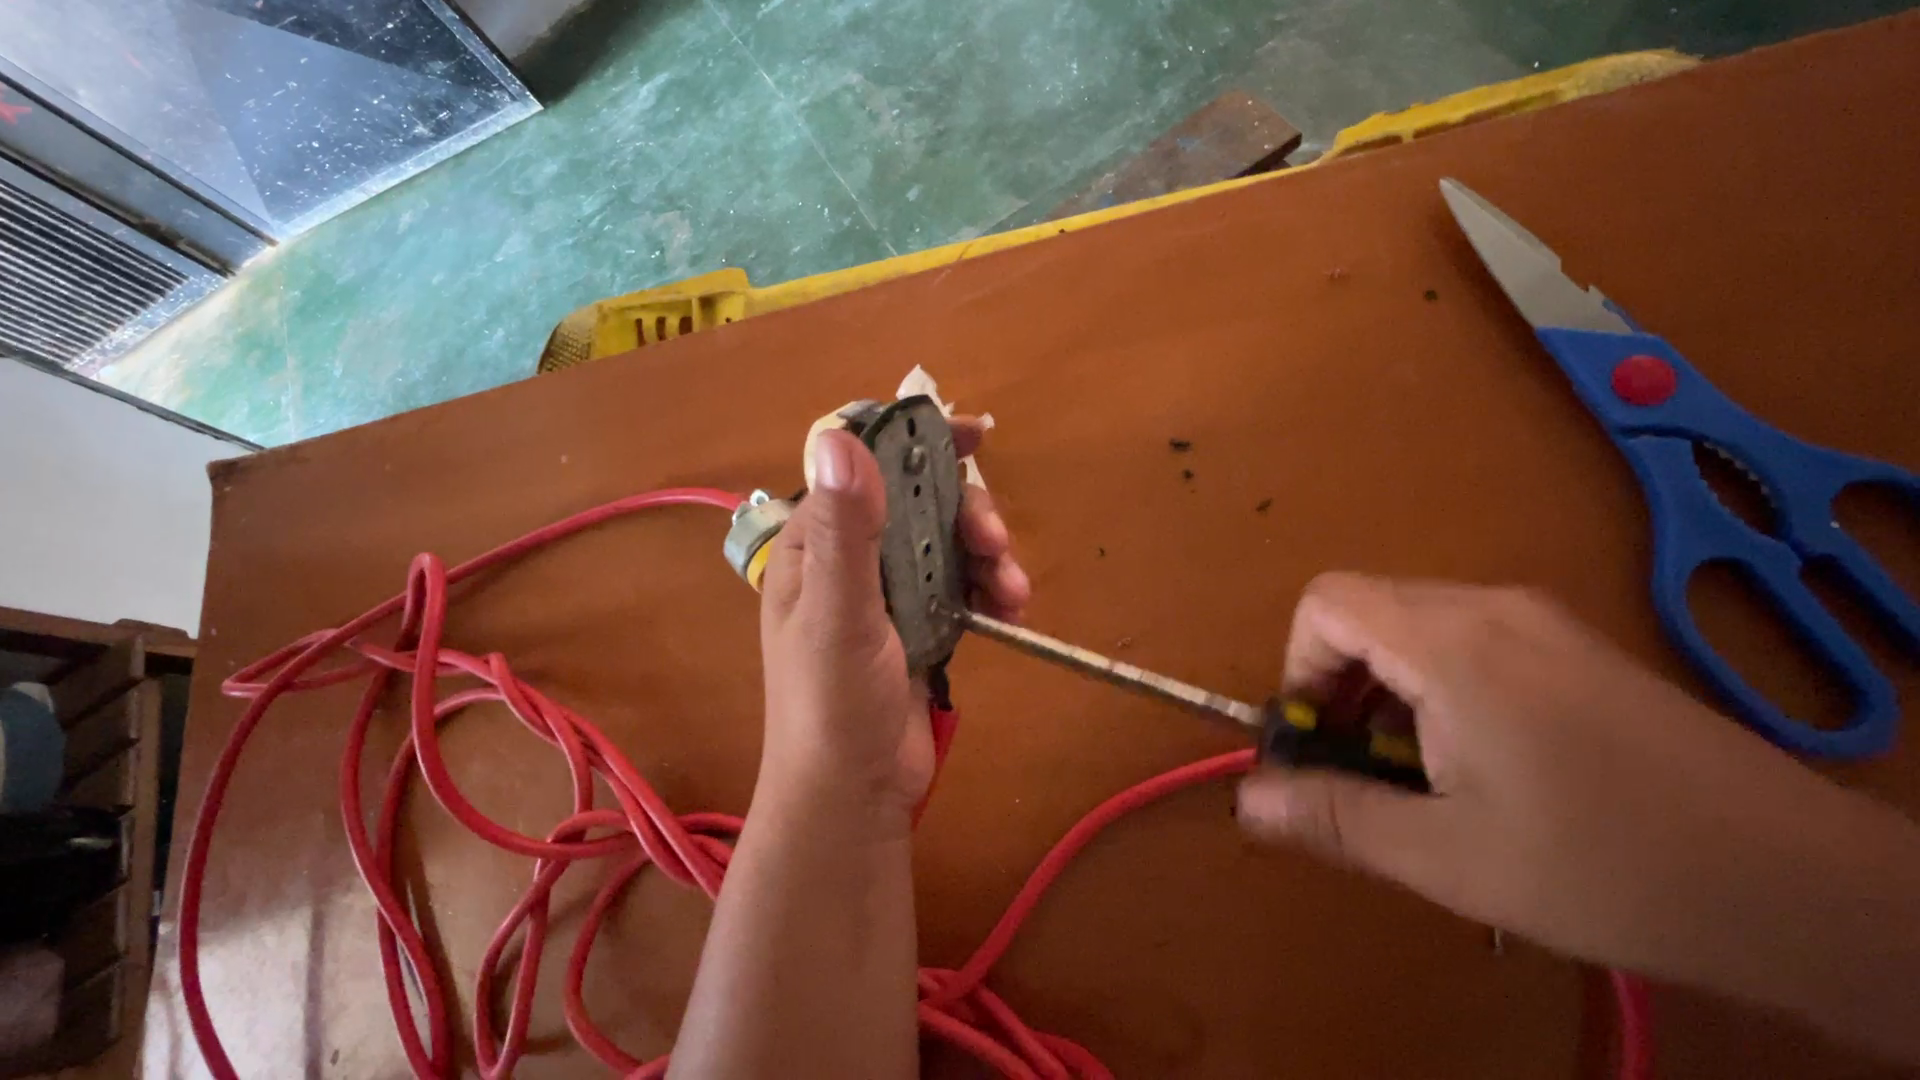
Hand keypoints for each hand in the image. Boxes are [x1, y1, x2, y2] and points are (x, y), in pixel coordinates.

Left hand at [758, 419, 1027, 816]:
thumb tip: (839, 436)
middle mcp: (851, 560)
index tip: (973, 434)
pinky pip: (962, 587)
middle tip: (998, 543)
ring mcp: (888, 595)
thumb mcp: (839, 612)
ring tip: (1015, 593)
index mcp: (816, 544)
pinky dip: (991, 591)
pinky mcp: (920, 628)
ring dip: (988, 557)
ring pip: (948, 544)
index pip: (865, 467)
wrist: (852, 795)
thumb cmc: (832, 704)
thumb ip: (846, 528)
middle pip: (920, 504)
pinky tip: (1013, 614)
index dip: (916, 442)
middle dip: (967, 515)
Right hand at [1234, 574, 1919, 1039]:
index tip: (1317, 742)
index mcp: (1451, 643)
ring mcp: (1543, 622)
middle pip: (1366, 610)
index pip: (1326, 603)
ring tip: (1420, 777)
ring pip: (1416, 626)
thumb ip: (1333, 816)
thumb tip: (1246, 798)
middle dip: (1337, 684)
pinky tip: (1482, 765)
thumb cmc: (1605, 867)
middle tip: (1362, 769)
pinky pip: (1469, 640)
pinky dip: (1437, 687)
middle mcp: (1492, 608)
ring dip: (1386, 690)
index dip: (1297, 668)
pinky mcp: (1577, 648)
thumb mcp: (1445, 856)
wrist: (1803, 886)